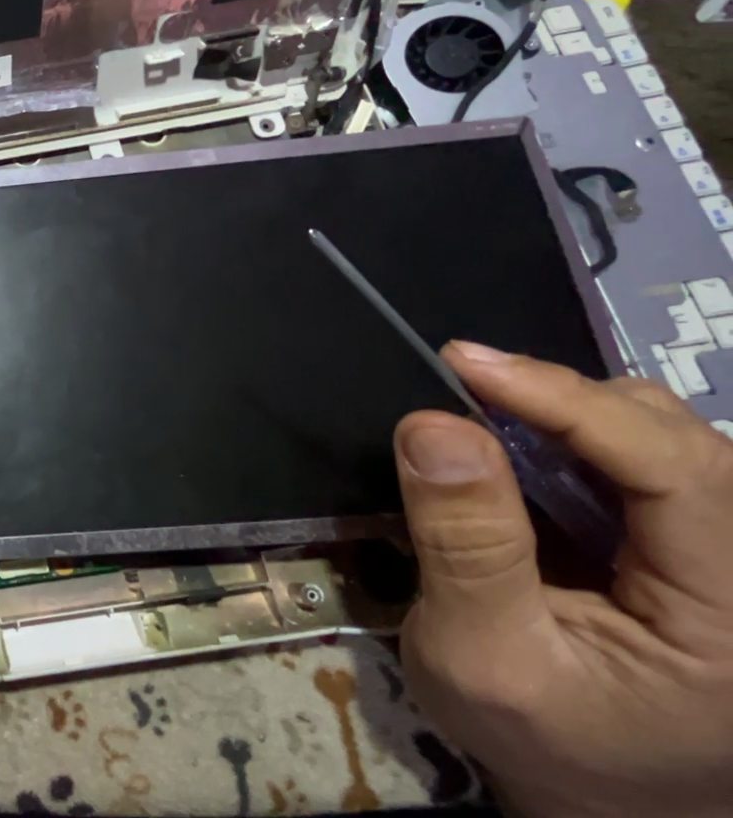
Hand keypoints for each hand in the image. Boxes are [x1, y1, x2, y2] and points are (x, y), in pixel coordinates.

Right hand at [394, 341, 732, 817]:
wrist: (599, 798)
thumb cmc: (540, 739)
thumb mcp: (479, 655)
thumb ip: (465, 545)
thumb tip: (431, 426)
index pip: (682, 471)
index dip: (570, 401)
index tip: (462, 360)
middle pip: (689, 442)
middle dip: (570, 401)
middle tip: (462, 385)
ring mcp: (730, 560)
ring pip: (674, 443)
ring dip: (573, 415)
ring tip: (484, 415)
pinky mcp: (697, 552)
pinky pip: (649, 467)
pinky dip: (576, 440)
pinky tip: (519, 451)